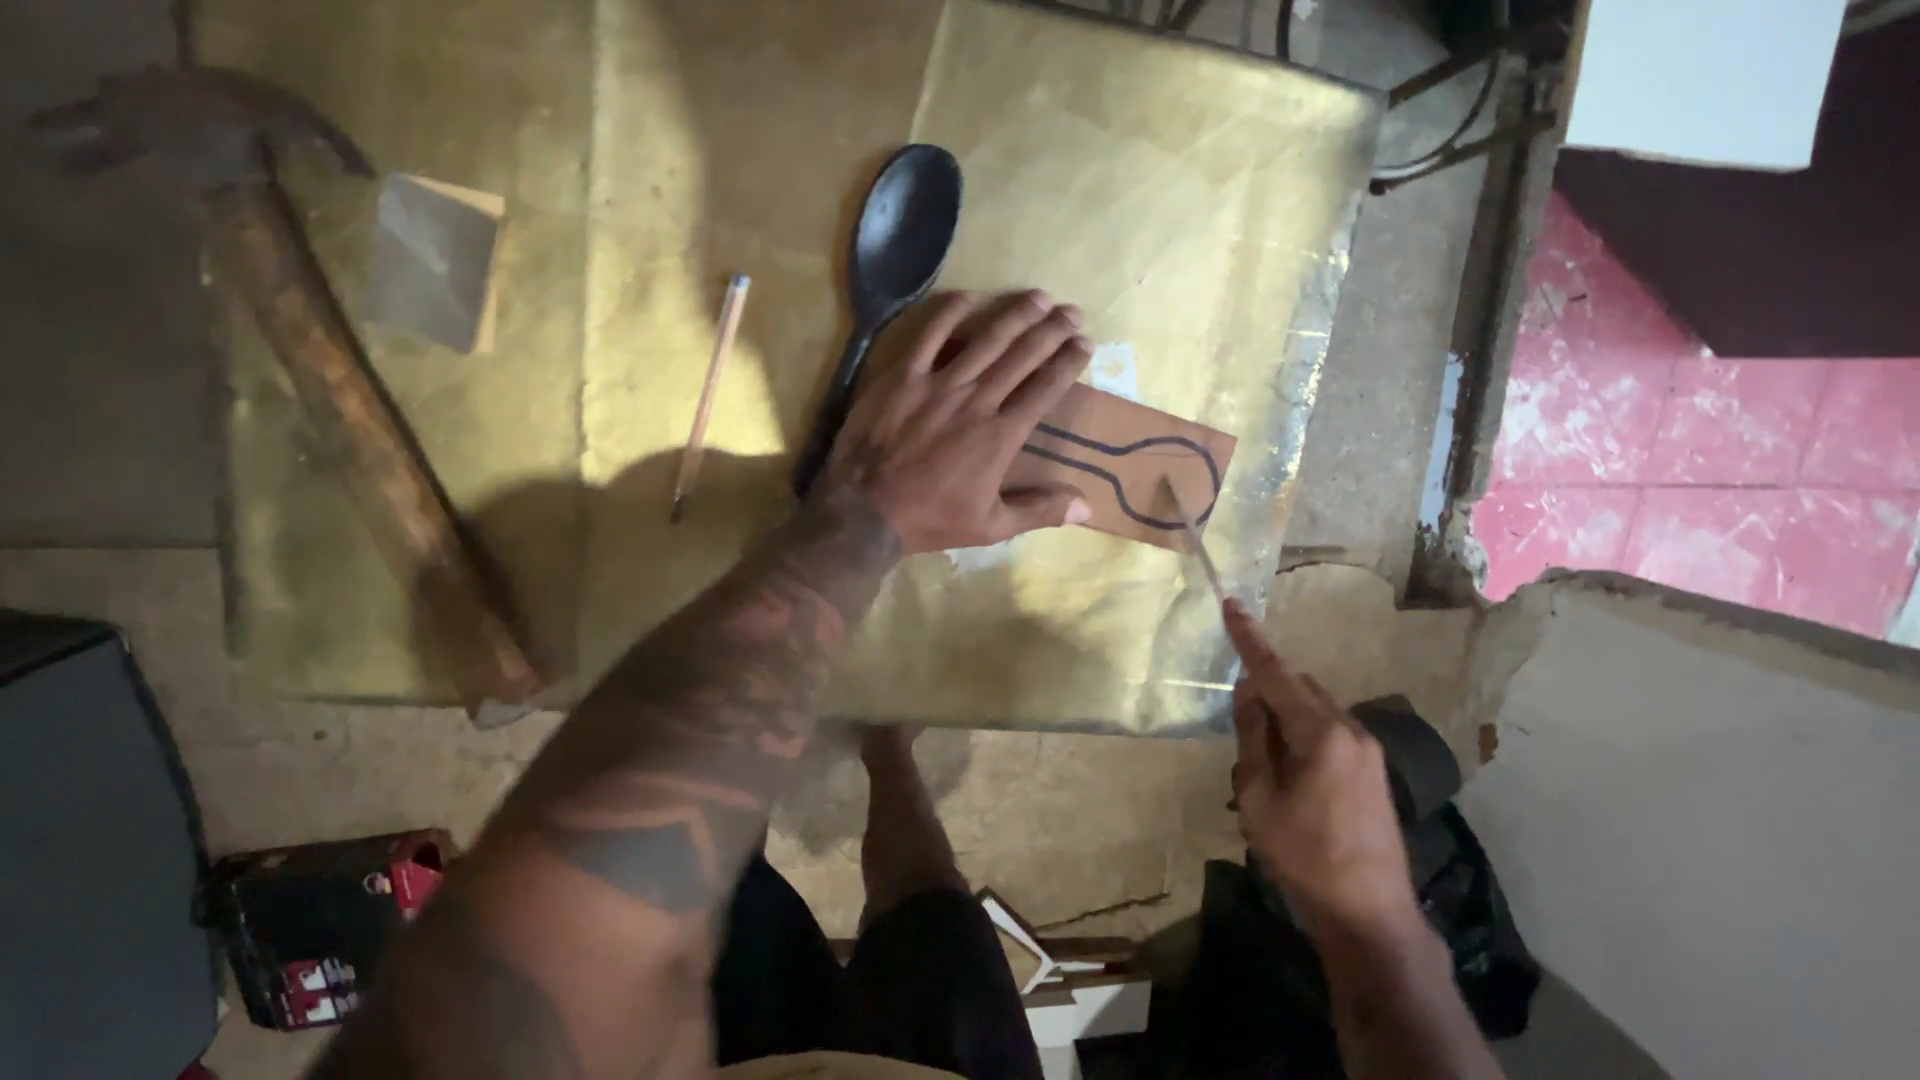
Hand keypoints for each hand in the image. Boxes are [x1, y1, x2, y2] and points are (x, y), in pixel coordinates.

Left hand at [825, 289, 1094, 553]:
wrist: (867, 511)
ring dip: (1016, 314)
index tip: (1085, 342)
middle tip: (1073, 312)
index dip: (1069, 361)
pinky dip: (952, 312)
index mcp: (1001, 435)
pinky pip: (930, 334)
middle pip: (1023, 354)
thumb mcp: (991, 527)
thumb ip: (1040, 511)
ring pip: (986, 338)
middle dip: (1053, 329)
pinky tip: (971, 296)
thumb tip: (1088, 507)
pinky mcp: (903, 376)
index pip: (1046, 387)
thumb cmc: (930, 519)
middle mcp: (977, 400)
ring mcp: (938, 384)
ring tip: (1039, 297)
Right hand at [1222, 598, 1419, 940]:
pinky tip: (1289, 777)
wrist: (1369, 913)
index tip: (1232, 605)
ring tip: (1262, 764)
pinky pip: (1330, 734)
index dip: (1250, 640)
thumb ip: (1252, 737)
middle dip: (1267, 691)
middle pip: (1300, 689)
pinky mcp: (1374, 772)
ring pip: (1315, 712)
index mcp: (1321, 732)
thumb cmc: (1303, 855)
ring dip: (1285, 718)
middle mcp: (1351, 730)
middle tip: (1239, 725)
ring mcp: (1368, 751)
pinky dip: (1303, 737)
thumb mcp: (1259, 796)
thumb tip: (1248, 692)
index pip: (1277, 673)